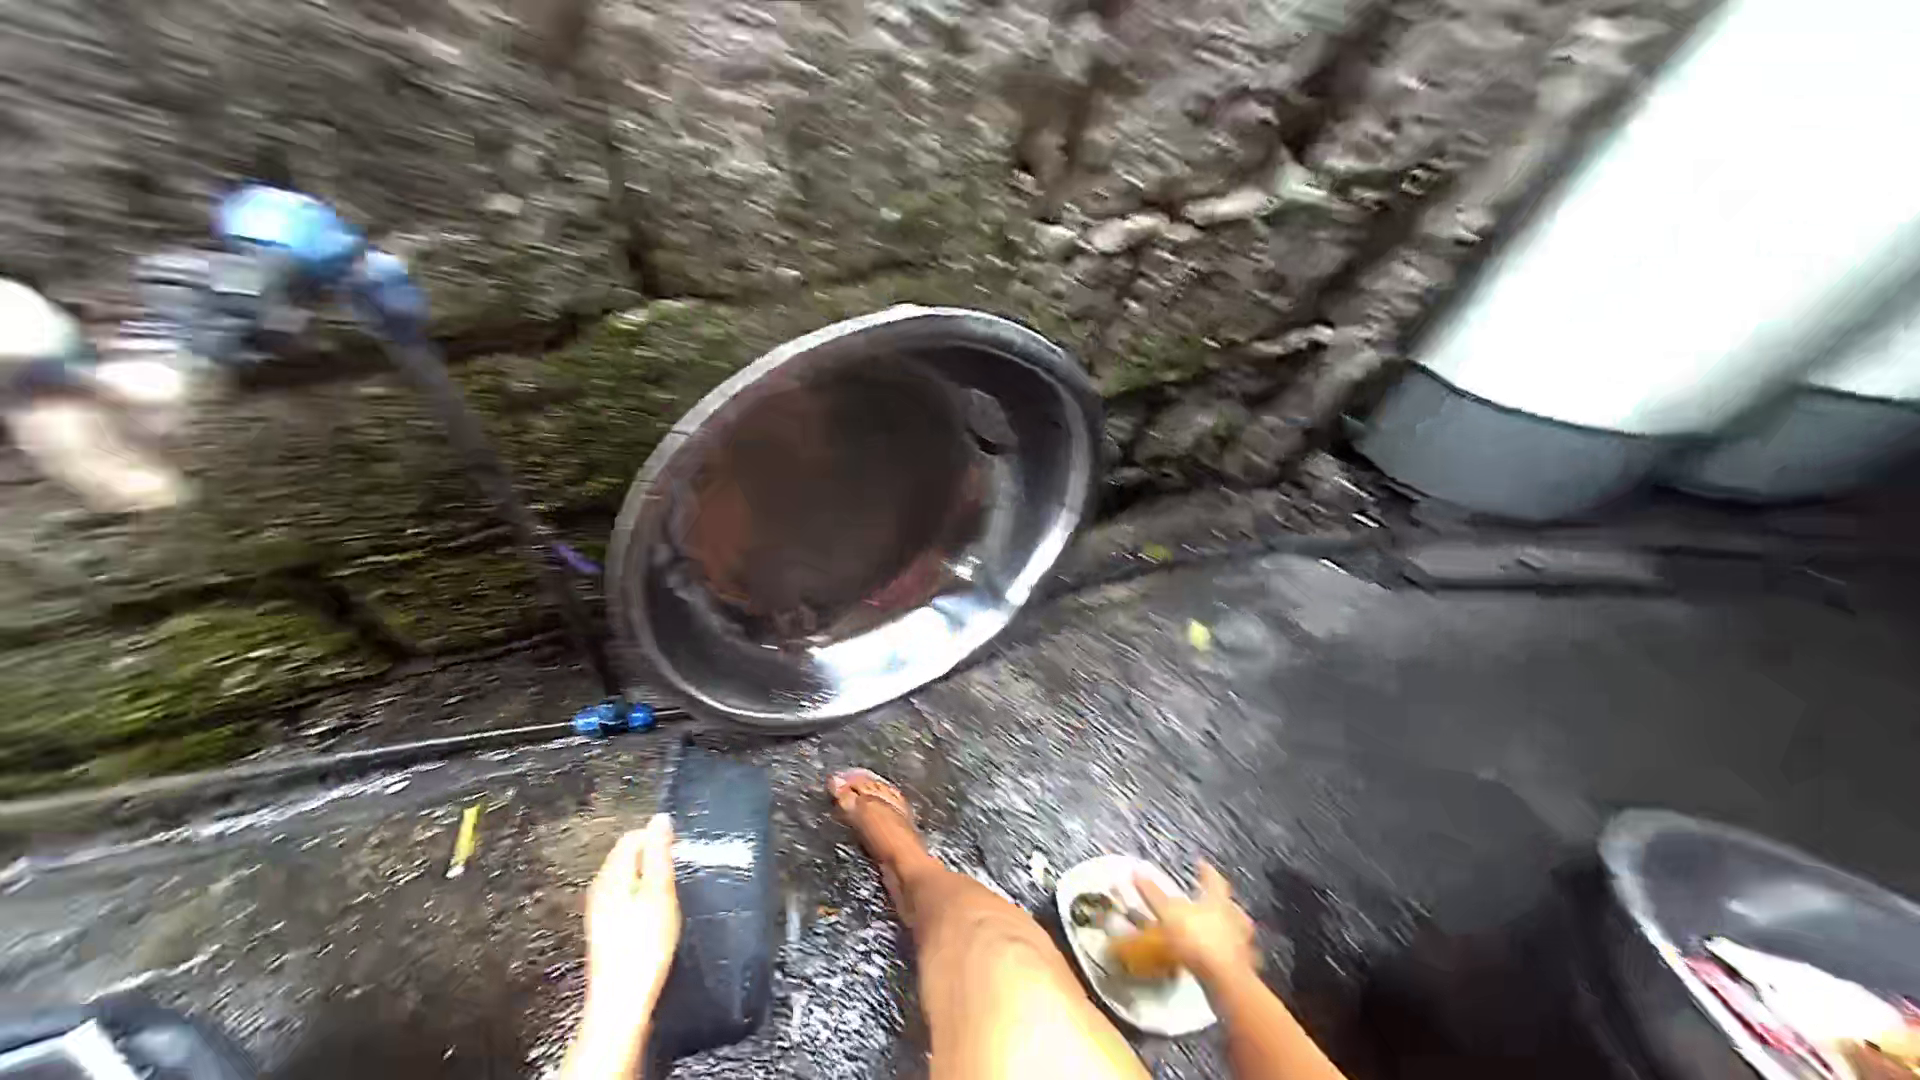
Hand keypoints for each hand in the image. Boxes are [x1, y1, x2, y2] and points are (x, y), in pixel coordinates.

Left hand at [585, 814, 680, 1005]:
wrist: (622, 1000)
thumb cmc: (644, 943)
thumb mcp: (660, 891)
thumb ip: (659, 853)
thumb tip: (660, 818)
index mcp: (611, 876)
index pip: (632, 837)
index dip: (658, 836)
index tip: (681, 850)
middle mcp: (601, 888)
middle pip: (628, 855)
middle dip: (654, 855)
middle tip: (678, 871)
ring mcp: (601, 910)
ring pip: (628, 876)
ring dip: (650, 875)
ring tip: (671, 890)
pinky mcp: (606, 928)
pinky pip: (627, 895)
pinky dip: (644, 893)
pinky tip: (657, 912)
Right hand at [1136, 860, 1257, 984]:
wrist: (1223, 979)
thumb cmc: (1196, 938)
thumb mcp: (1168, 913)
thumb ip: (1153, 894)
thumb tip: (1136, 871)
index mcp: (1217, 900)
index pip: (1213, 880)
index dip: (1206, 871)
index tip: (1202, 863)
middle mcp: (1234, 918)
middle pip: (1231, 905)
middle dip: (1223, 903)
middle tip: (1213, 901)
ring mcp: (1242, 944)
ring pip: (1238, 931)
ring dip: (1229, 930)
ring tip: (1218, 932)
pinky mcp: (1243, 968)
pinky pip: (1236, 955)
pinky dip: (1227, 954)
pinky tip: (1219, 960)